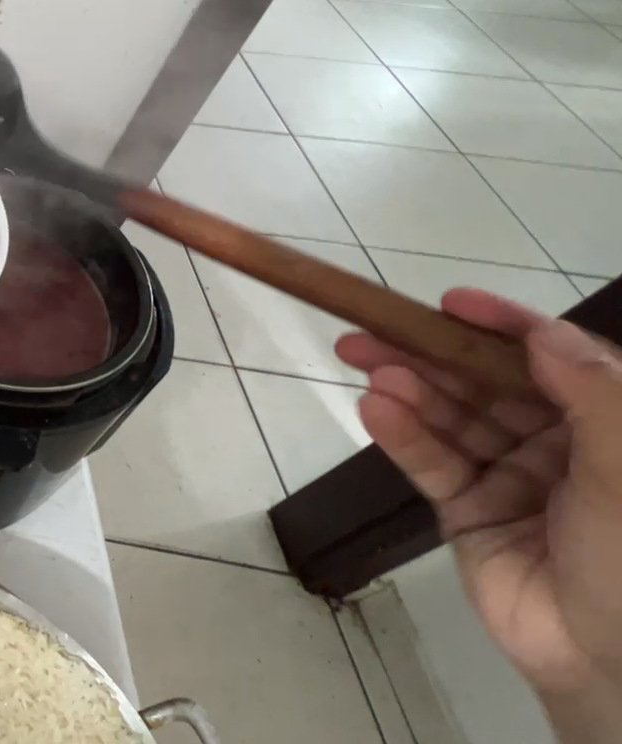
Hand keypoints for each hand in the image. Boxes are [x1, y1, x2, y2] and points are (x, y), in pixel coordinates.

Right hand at [336, 289, 621, 713]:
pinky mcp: (464, 506)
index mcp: (610, 432)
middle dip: (428, 356)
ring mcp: (509, 476)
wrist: (610, 660)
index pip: (555, 363)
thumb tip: (546, 332)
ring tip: (366, 367)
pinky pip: (430, 461)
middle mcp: (562, 446)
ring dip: (408, 391)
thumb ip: (594, 399)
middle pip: (485, 386)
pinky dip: (400, 434)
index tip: (450, 302)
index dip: (505, 327)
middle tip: (366, 331)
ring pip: (449, 419)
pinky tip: (373, 409)